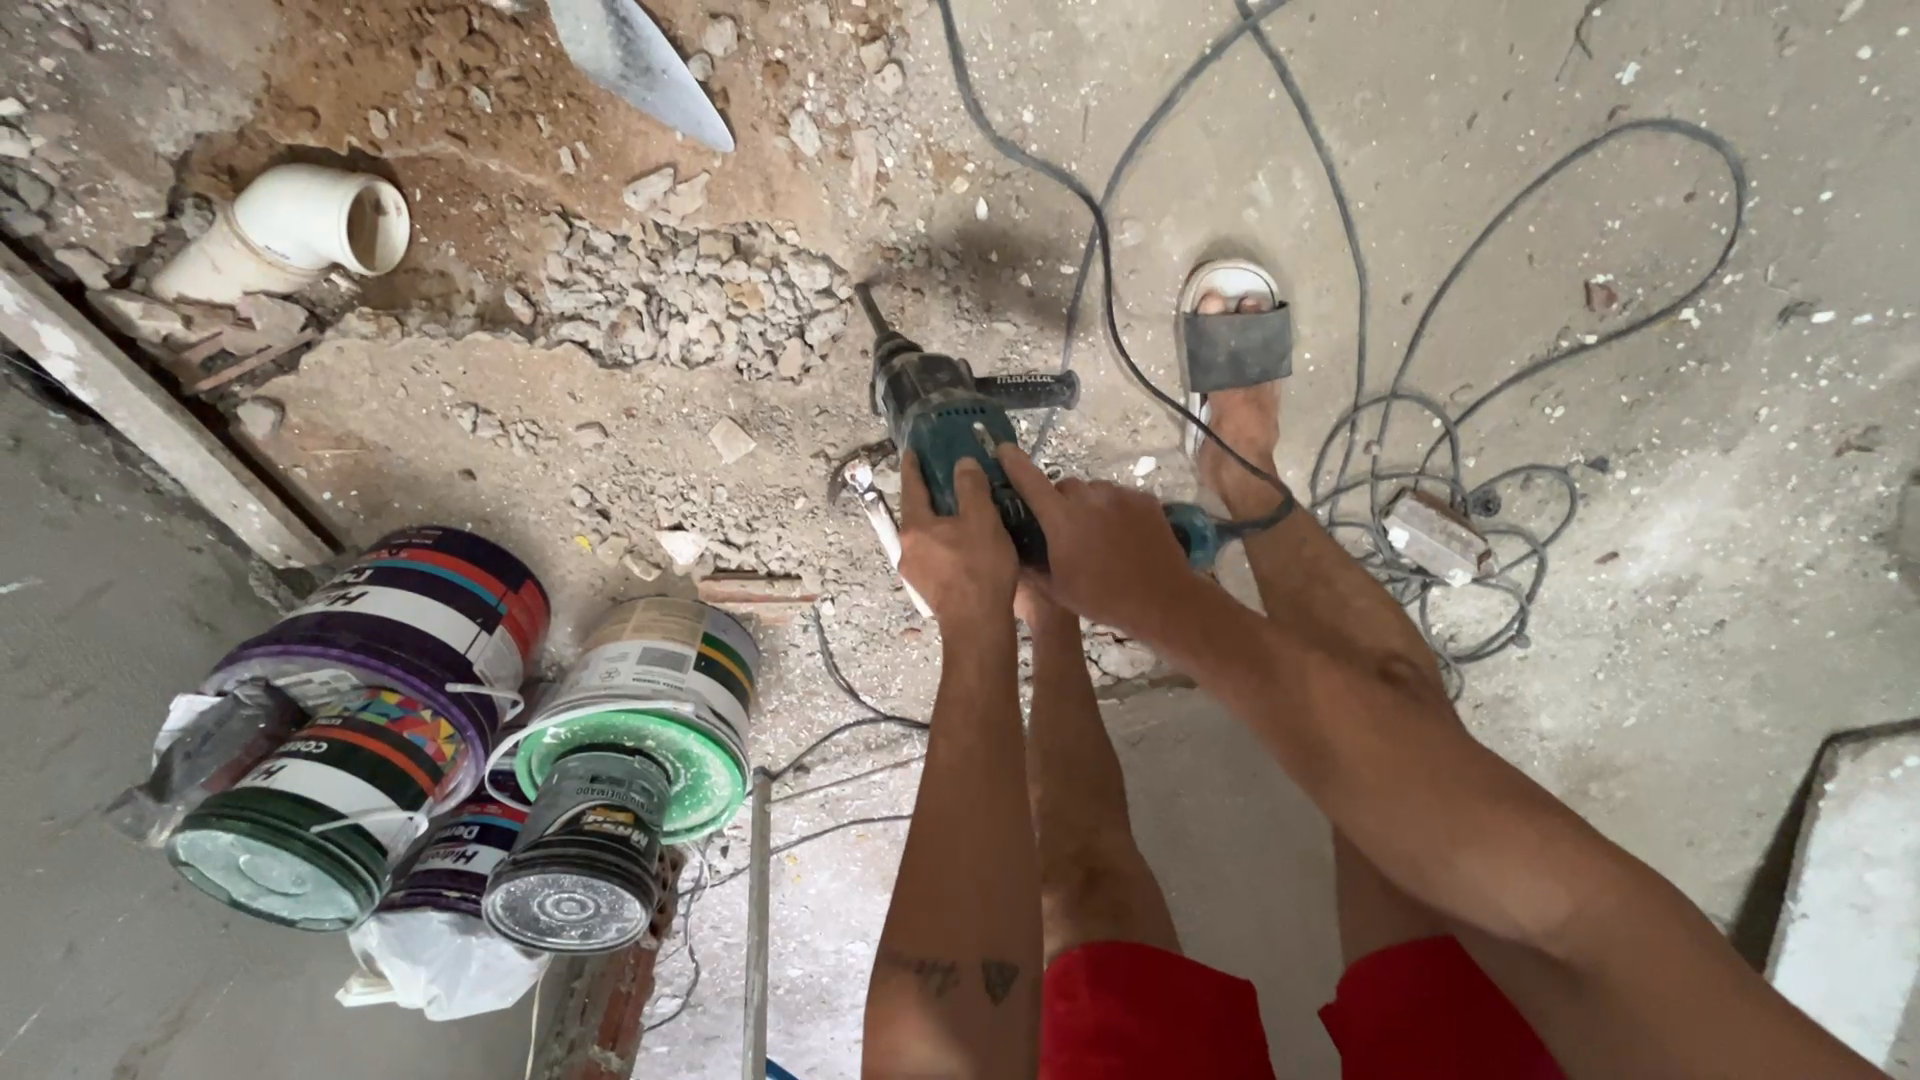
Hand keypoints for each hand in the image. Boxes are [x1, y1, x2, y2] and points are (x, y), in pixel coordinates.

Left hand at [898, 452, 1018, 629]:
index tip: (912, 452)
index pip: (911, 487)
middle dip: (928, 496)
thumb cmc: (980, 568)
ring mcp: (914, 572)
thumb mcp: (982, 519)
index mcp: (915, 526)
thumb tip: (962, 463)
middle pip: (916, 513)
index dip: (912, 466)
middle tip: (944, 480)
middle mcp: (906, 548)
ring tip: (959, 514)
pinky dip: (944, 544)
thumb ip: (971, 487)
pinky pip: (933, 556)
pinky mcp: (927, 589)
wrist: (978, 624)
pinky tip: (963, 545)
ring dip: (938, 523)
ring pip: (925, 537)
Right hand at [997, 444, 1195, 636]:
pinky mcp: (1144, 499)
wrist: (1161, 600)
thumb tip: (1013, 554)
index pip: (1031, 482)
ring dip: (1088, 504)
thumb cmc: (1102, 599)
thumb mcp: (1057, 589)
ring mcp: (1120, 496)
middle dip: (1059, 501)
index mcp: (1062, 519)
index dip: (1014, 464)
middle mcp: (1090, 498)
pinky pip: (1119, 495)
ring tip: (1098, 533)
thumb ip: (1031, 567)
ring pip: (1093, 489)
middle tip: (1065, 529)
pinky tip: (1122, 534)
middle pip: (1064, 485)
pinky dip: (1114, 509)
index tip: (1003, 449)